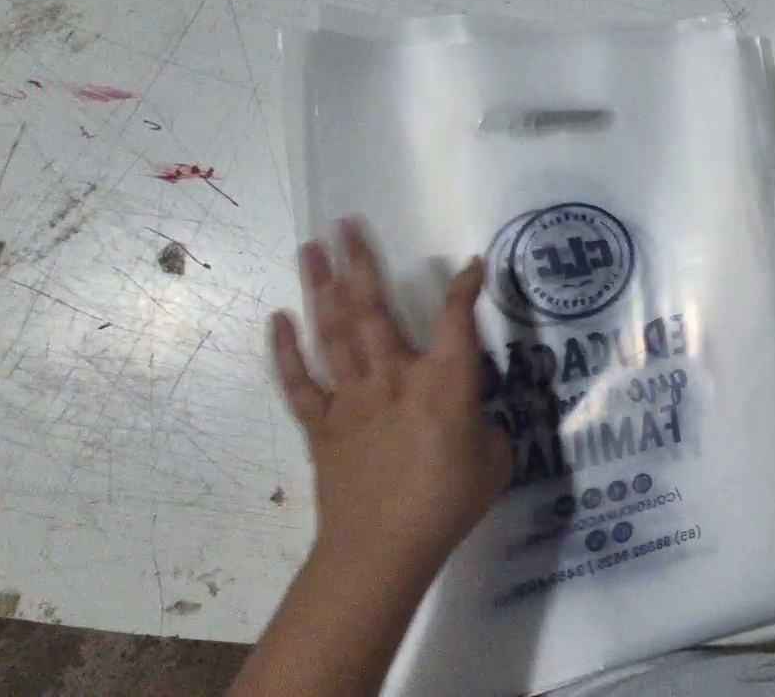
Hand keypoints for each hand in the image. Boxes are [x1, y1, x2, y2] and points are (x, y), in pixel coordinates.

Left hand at [271, 220, 511, 578]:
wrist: (380, 551)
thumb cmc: (449, 501)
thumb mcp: (494, 456)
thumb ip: (483, 422)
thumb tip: (468, 413)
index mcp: (445, 383)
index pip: (457, 320)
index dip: (466, 287)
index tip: (473, 263)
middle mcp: (394, 378)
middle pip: (373, 310)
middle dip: (361, 263)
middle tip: (347, 223)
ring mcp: (351, 399)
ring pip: (333, 333)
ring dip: (322, 287)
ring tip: (313, 248)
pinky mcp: (322, 425)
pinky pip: (299, 382)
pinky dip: (286, 349)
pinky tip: (280, 317)